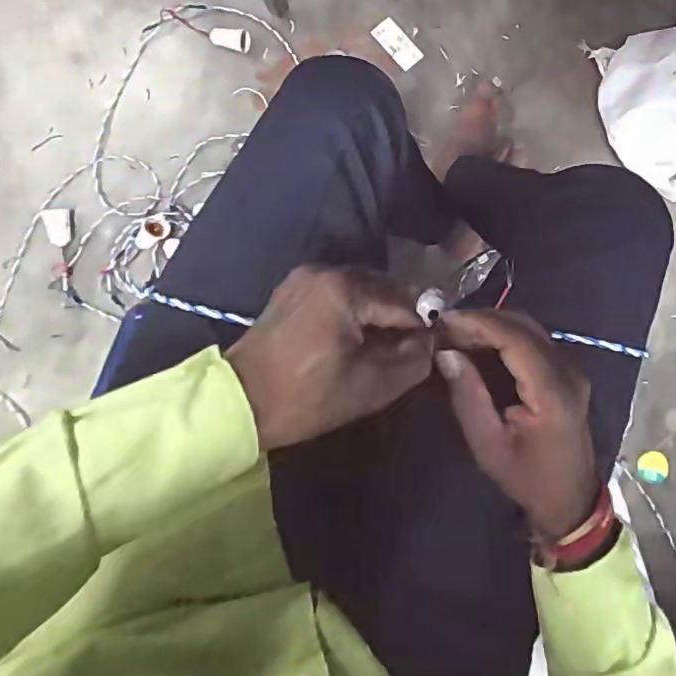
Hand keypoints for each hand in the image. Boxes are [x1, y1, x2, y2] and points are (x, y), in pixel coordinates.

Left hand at [226, 265, 435, 449]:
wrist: (238, 404)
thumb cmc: (307, 398)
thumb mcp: (371, 386)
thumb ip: (413, 359)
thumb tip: (431, 341)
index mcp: (345, 288)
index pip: (405, 301)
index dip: (424, 326)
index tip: (436, 348)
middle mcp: (326, 270)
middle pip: (384, 288)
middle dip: (402, 317)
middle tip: (412, 349)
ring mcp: (306, 276)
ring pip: (362, 289)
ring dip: (378, 313)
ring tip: (386, 346)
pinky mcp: (293, 289)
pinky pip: (338, 293)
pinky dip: (355, 311)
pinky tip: (357, 338)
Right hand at [437, 310, 599, 542]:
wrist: (571, 500)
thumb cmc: (527, 478)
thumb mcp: (489, 446)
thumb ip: (468, 397)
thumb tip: (446, 354)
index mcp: (552, 391)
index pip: (515, 339)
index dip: (479, 323)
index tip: (445, 321)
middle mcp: (568, 371)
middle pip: (523, 326)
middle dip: (482, 321)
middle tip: (445, 328)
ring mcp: (571, 369)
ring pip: (529, 329)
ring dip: (492, 326)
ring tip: (456, 334)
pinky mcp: (567, 372)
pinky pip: (533, 341)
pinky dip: (504, 336)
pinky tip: (478, 345)